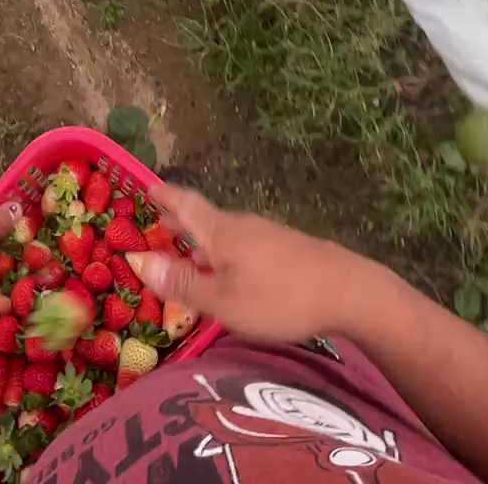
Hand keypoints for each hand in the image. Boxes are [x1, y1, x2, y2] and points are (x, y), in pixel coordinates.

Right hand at [126, 182, 383, 343]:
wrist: (348, 291)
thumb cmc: (278, 297)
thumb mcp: (222, 299)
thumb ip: (182, 283)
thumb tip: (139, 261)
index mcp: (220, 232)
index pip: (185, 205)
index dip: (165, 197)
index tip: (148, 188)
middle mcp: (241, 225)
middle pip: (204, 217)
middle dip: (181, 220)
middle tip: (160, 222)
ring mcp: (267, 235)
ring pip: (225, 232)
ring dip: (203, 239)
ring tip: (190, 251)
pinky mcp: (286, 249)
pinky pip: (244, 243)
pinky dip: (225, 251)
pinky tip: (231, 270)